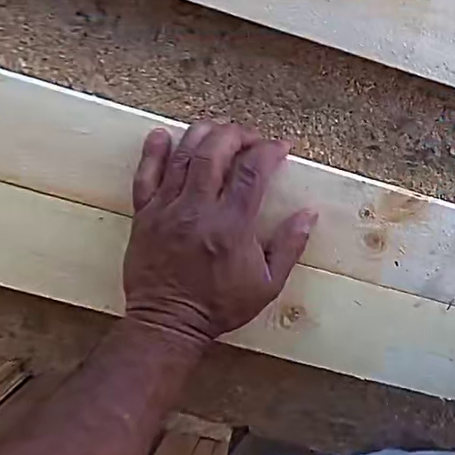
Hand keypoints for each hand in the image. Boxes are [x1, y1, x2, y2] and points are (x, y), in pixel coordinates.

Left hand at [122, 123, 317, 347]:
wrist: (168, 324)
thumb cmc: (221, 306)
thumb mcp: (269, 284)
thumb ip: (290, 246)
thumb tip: (309, 213)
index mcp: (232, 226)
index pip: (252, 171)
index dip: (269, 150)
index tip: (282, 146)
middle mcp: (198, 210)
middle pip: (215, 151)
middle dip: (237, 134)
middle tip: (251, 137)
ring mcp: (167, 210)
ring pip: (183, 156)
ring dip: (203, 134)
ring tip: (219, 129)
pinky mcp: (145, 216)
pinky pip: (145, 176)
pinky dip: (154, 152)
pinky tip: (163, 135)